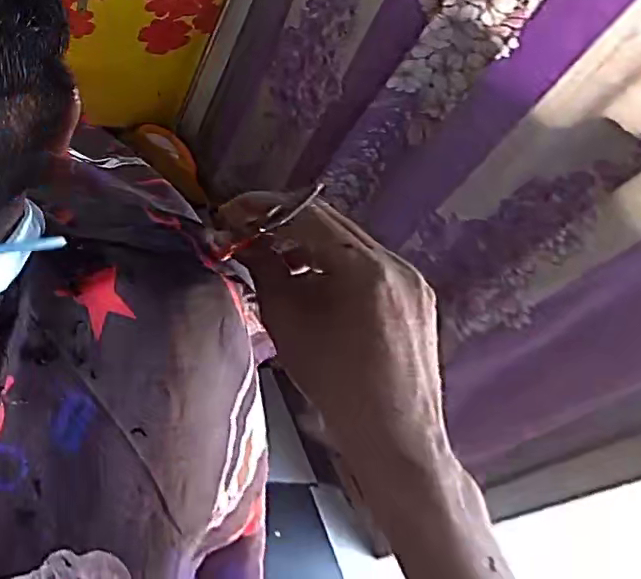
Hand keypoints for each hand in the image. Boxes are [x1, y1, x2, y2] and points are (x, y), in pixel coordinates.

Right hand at [216, 193, 444, 469]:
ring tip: (268, 253)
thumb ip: (261, 263)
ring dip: (302, 237)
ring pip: (343, 238)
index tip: (227, 213)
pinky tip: (305, 276)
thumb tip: (235, 235)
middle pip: (326, 220)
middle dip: (278, 219)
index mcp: (364, 266)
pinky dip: (328, 257)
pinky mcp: (413, 295)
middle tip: (240, 227)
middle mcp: (394, 263)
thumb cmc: (331, 375)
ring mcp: (409, 279)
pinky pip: (362, 260)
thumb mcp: (283, 312)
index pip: (304, 213)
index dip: (259, 207)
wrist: (391, 434)